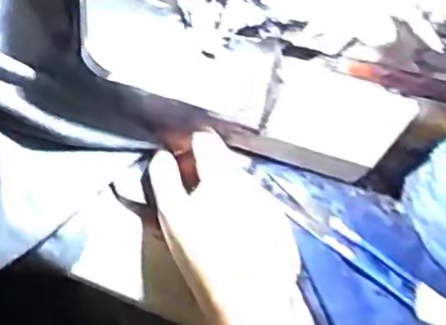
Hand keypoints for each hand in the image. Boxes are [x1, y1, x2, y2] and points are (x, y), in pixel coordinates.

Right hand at [148, 131, 307, 324]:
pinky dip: (243, 214)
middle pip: (221, 162)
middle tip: (186, 195)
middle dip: (202, 172)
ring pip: (240, 186)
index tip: (174, 163)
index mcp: (223, 172)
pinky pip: (257, 210)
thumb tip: (163, 155)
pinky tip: (233, 238)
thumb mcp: (170, 212)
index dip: (184, 144)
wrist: (250, 309)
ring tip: (209, 220)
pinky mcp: (283, 231)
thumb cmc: (205, 257)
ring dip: (223, 193)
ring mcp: (271, 207)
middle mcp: (251, 182)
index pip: (203, 137)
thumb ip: (162, 174)